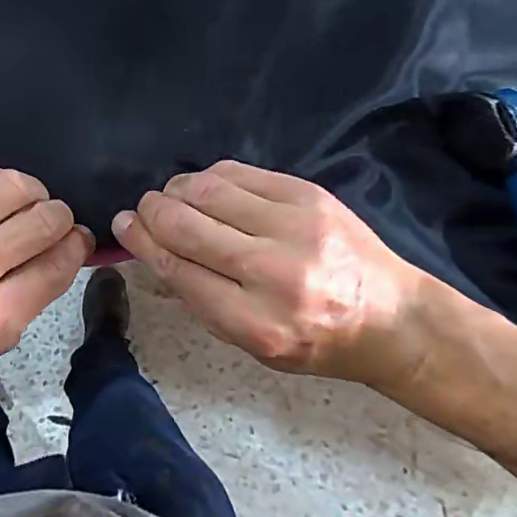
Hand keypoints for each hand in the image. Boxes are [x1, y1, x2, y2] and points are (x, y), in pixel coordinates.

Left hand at [0, 164, 92, 400]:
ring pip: (15, 185)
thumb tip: (72, 242)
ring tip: (28, 206)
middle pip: (43, 219)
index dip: (79, 245)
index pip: (58, 263)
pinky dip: (1, 183)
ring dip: (35, 193)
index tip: (79, 239)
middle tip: (55, 223)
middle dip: (61, 217)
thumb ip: (36, 294)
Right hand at [112, 160, 460, 388]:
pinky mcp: (308, 194)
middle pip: (188, 226)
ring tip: (171, 197)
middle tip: (142, 208)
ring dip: (177, 190)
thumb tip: (152, 248)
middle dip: (152, 212)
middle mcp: (275, 272)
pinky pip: (239, 173)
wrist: (391, 316)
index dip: (143, 243)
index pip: (179, 271)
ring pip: (208, 191)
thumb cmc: (317, 341)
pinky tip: (205, 188)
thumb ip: (201, 298)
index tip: (125, 226)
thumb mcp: (253, 343)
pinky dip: (210, 178)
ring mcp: (295, 226)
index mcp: (257, 324)